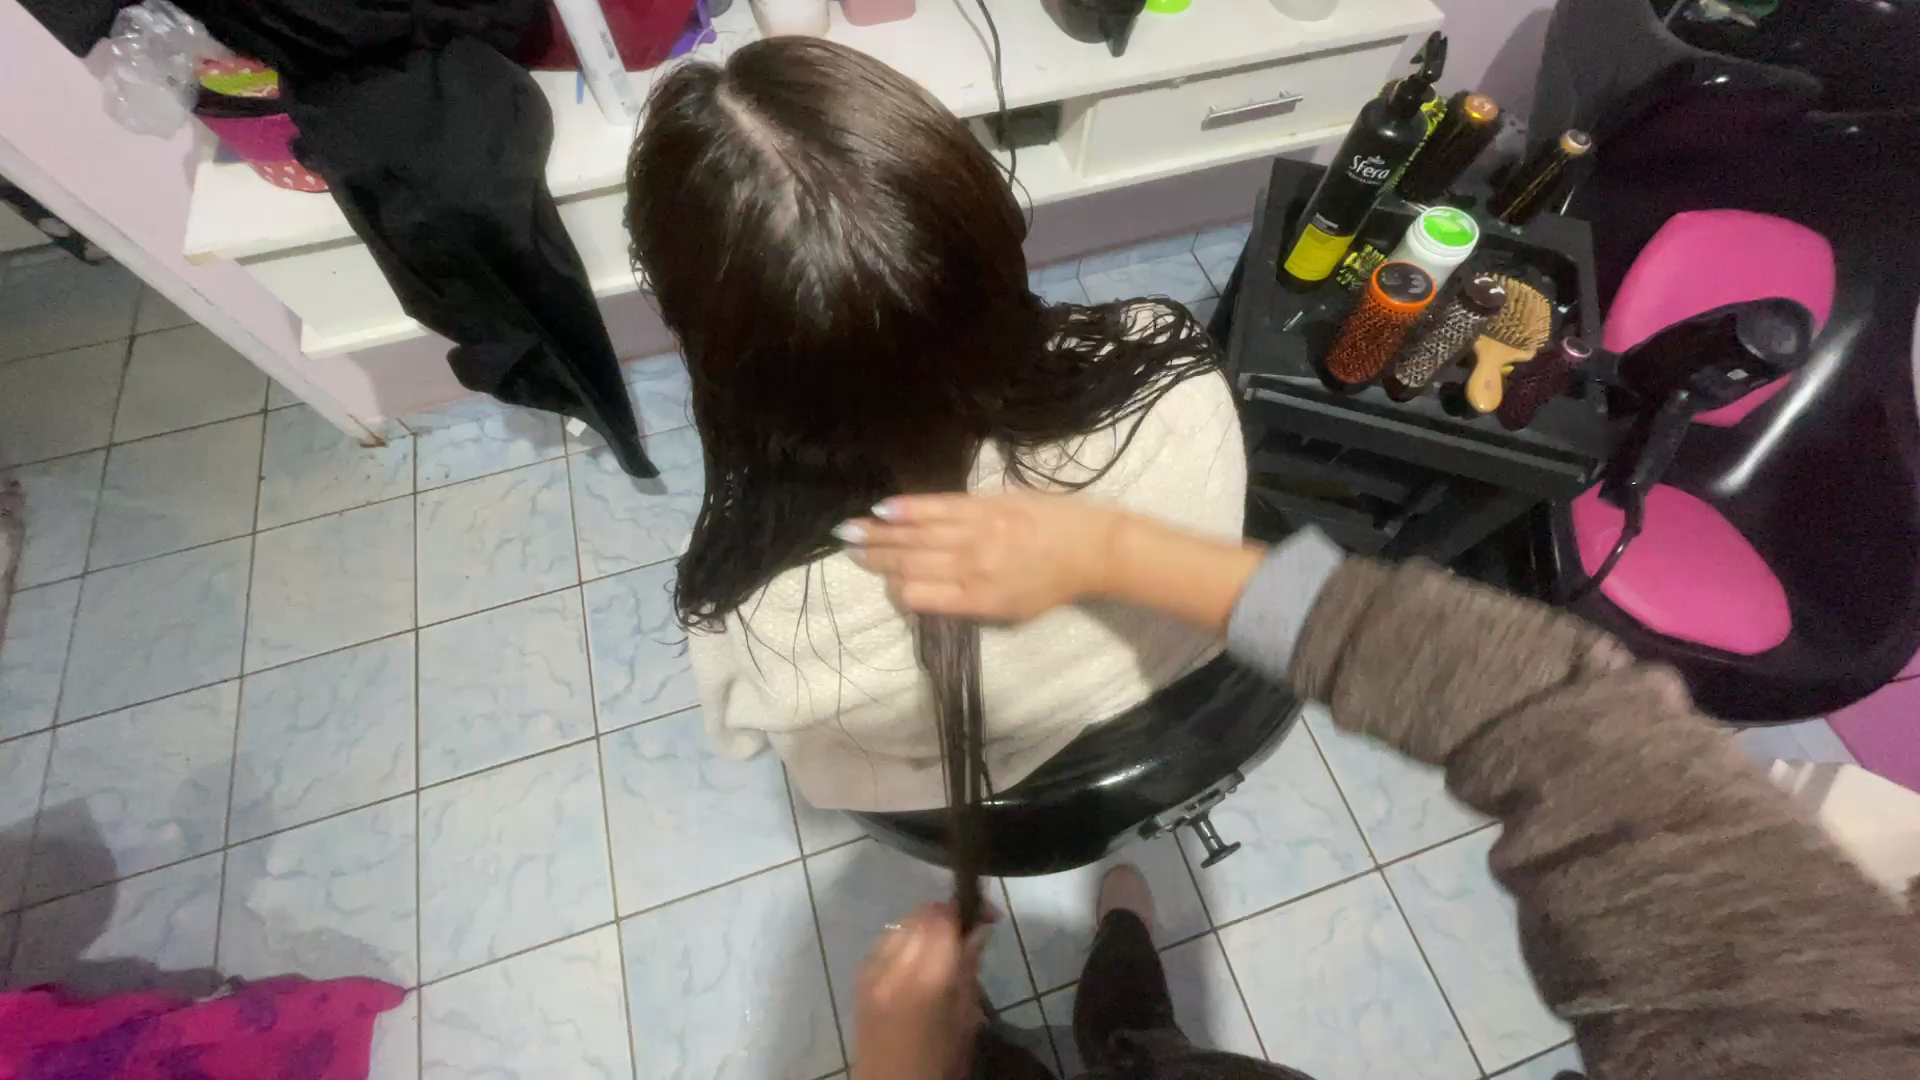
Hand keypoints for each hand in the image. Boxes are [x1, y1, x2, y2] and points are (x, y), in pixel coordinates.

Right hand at [838, 493, 1121, 620]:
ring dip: (879, 532)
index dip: (895, 589)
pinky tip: (883, 508)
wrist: (1092, 548)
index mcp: (976, 600)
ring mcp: (976, 533)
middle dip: (875, 557)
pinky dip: (908, 507)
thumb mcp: (1010, 613)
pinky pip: (938, 506)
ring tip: (850, 529)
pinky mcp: (985, 504)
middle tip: (847, 548)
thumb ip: (967, 603)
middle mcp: (970, 567)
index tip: (885, 581)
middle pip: (910, 563)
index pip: (917, 596)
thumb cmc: (1052, 585)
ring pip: (916, 533)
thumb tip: (925, 591)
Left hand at [850, 903, 990, 1079]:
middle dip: (946, 916)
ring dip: (925, 926)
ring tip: (941, 946)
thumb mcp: (965, 1021)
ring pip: (903, 923)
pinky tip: (915, 960)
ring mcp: (872, 970)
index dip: (966, 909)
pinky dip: (904, 941)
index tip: (987, 916)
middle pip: (922, 914)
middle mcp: (895, 966)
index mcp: (927, 980)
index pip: (944, 918)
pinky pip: (885, 941)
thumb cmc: (938, 1066)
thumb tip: (980, 928)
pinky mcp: (859, 978)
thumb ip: (969, 968)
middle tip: (967, 932)